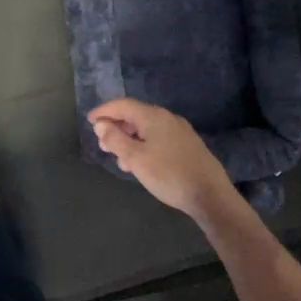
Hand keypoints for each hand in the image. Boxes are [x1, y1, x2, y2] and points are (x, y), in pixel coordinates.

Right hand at [88, 99, 231, 220]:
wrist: (211, 196)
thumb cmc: (169, 175)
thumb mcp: (135, 158)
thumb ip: (115, 139)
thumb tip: (101, 124)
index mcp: (153, 116)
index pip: (122, 105)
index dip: (104, 111)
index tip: (89, 121)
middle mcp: (167, 118)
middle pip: (135, 115)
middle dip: (116, 127)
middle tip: (103, 144)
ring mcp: (181, 131)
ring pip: (147, 129)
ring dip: (129, 139)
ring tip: (120, 159)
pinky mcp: (188, 146)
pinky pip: (159, 138)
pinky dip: (144, 145)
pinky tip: (141, 163)